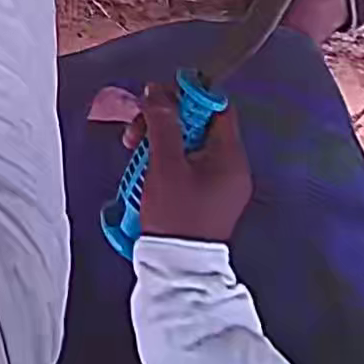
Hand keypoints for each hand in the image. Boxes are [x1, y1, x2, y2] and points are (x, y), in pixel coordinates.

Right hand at [127, 82, 252, 242]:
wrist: (177, 272)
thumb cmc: (175, 214)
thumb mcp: (165, 163)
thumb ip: (162, 122)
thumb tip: (157, 90)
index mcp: (230, 155)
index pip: (217, 106)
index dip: (190, 93)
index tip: (160, 95)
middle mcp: (230, 165)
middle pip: (198, 121)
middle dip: (164, 118)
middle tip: (137, 128)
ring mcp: (218, 181)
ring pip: (188, 140)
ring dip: (159, 136)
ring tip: (132, 146)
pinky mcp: (204, 193)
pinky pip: (186, 160)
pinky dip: (164, 155)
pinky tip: (143, 163)